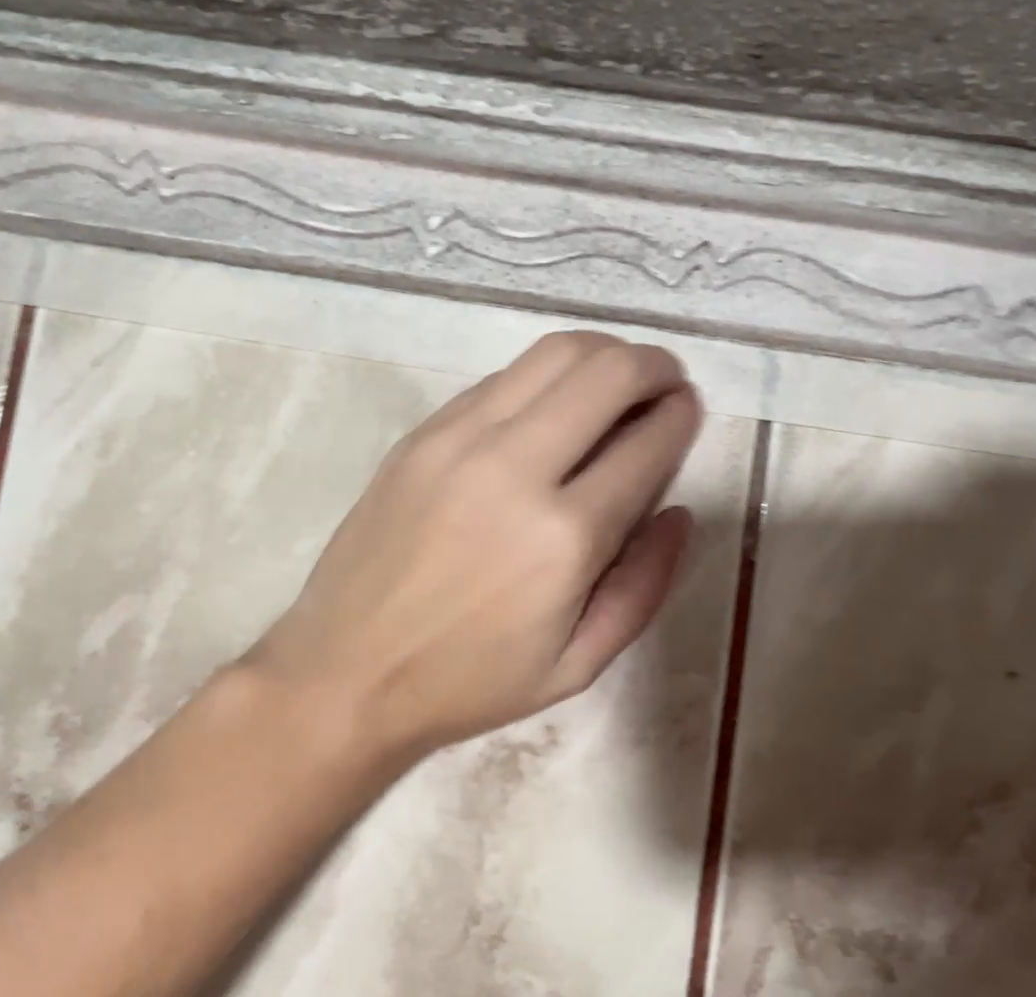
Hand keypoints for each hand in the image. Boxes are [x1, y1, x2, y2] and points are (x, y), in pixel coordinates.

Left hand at [244, 331, 703, 757]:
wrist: (346, 670)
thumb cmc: (469, 681)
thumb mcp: (578, 665)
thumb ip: (645, 586)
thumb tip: (680, 512)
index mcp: (565, 537)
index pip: (648, 443)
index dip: (681, 417)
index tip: (688, 412)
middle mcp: (515, 468)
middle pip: (608, 372)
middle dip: (655, 365)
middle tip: (666, 382)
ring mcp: (460, 440)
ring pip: (552, 354)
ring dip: (602, 353)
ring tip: (618, 376)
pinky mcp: (423, 432)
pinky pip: (500, 378)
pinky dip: (543, 376)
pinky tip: (551, 404)